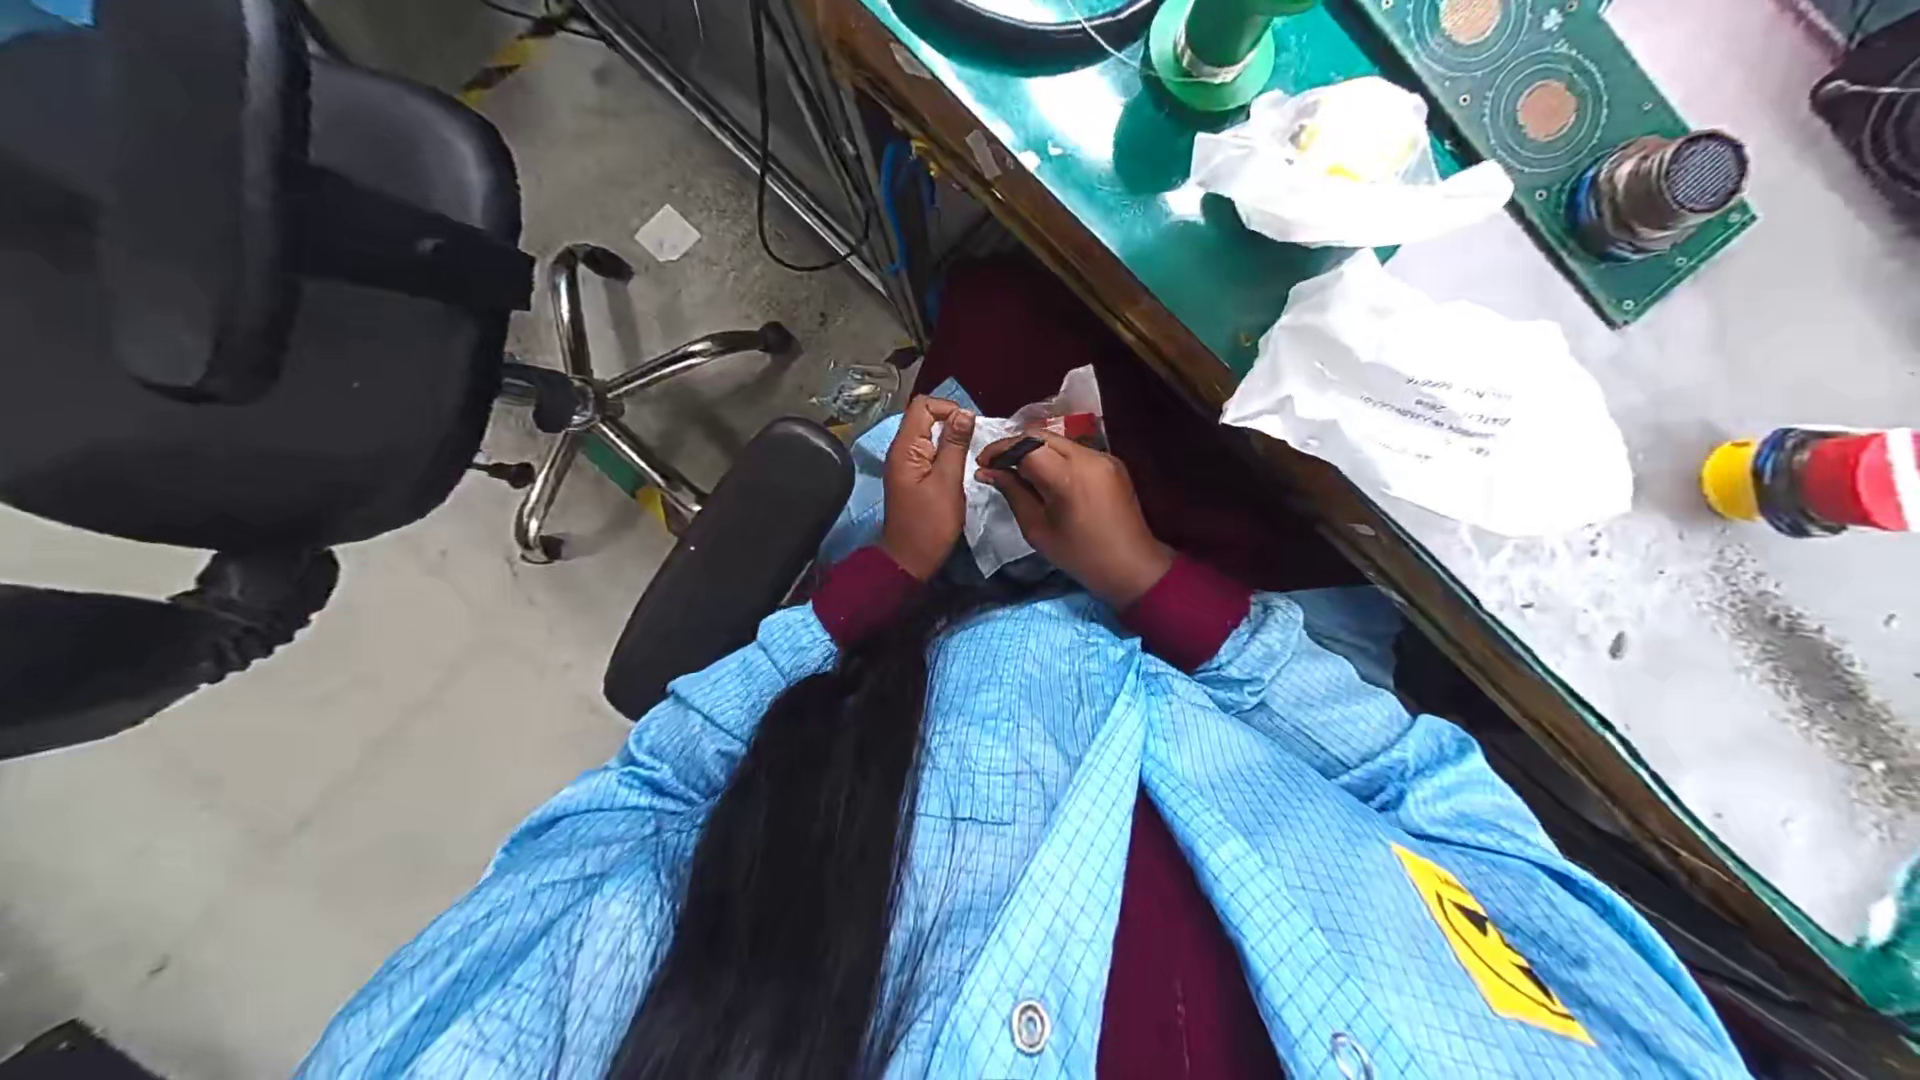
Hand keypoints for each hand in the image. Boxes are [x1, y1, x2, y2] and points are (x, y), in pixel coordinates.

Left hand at [880, 396, 975, 580]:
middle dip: (952, 422)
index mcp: (905, 448)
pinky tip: (959, 465)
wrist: (911, 559)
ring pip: (929, 434)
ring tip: (969, 453)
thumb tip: (965, 413)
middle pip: (925, 417)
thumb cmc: (930, 524)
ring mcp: (906, 463)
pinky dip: (946, 452)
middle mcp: (901, 450)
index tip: (969, 427)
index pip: (922, 405)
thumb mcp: (947, 482)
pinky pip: (930, 451)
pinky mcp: (913, 476)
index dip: (948, 408)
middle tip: (973, 441)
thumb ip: (955, 445)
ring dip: (951, 438)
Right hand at [976, 434, 1172, 607]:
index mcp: (1067, 476)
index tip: (983, 462)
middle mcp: (1088, 457)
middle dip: (1014, 446)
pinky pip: (1075, 450)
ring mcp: (1103, 457)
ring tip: (1018, 472)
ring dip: (1034, 450)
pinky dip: (1055, 457)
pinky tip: (1046, 477)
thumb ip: (1012, 493)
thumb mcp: (1037, 529)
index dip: (1000, 450)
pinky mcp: (1112, 462)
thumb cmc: (1080, 555)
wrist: (1132, 566)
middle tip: (996, 466)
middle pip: (1040, 435)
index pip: (1025, 445)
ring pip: (1058, 440)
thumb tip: (987, 472)